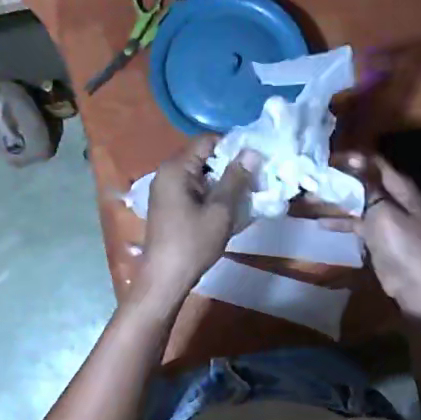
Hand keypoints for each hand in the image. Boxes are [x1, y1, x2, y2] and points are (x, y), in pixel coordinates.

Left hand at [134, 136, 257, 308]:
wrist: (165, 278)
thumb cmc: (193, 243)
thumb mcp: (220, 210)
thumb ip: (235, 178)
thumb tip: (251, 151)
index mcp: (175, 168)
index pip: (207, 140)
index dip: (233, 146)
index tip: (255, 159)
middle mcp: (166, 173)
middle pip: (203, 157)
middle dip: (229, 165)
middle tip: (255, 177)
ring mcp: (164, 190)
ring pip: (199, 175)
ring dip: (222, 182)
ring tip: (246, 193)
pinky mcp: (167, 206)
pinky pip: (192, 190)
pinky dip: (210, 194)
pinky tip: (227, 208)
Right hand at [322, 152, 420, 324]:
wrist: (417, 283)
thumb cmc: (403, 244)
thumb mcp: (383, 211)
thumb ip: (368, 187)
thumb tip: (355, 162)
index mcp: (401, 187)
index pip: (375, 162)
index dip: (352, 158)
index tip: (326, 159)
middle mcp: (393, 198)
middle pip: (364, 181)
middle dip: (340, 178)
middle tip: (313, 177)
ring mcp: (386, 219)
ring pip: (357, 202)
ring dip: (336, 200)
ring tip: (310, 197)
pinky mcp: (378, 238)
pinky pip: (356, 223)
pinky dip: (341, 222)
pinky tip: (321, 223)